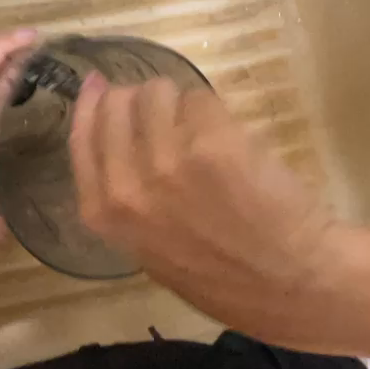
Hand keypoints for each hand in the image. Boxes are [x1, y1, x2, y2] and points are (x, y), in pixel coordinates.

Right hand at [69, 74, 344, 349]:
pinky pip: (201, 99)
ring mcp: (168, 162)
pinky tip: (232, 140)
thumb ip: (121, 196)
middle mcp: (127, 186)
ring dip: (179, 103)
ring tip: (203, 132)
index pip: (81, 136)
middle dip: (139, 100)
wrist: (288, 284)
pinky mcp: (213, 145)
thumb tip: (114, 131)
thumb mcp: (145, 247)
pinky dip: (215, 112)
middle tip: (167, 113)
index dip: (91, 103)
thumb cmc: (219, 274)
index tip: (99, 83)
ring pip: (158, 94)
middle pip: (116, 105)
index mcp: (105, 213)